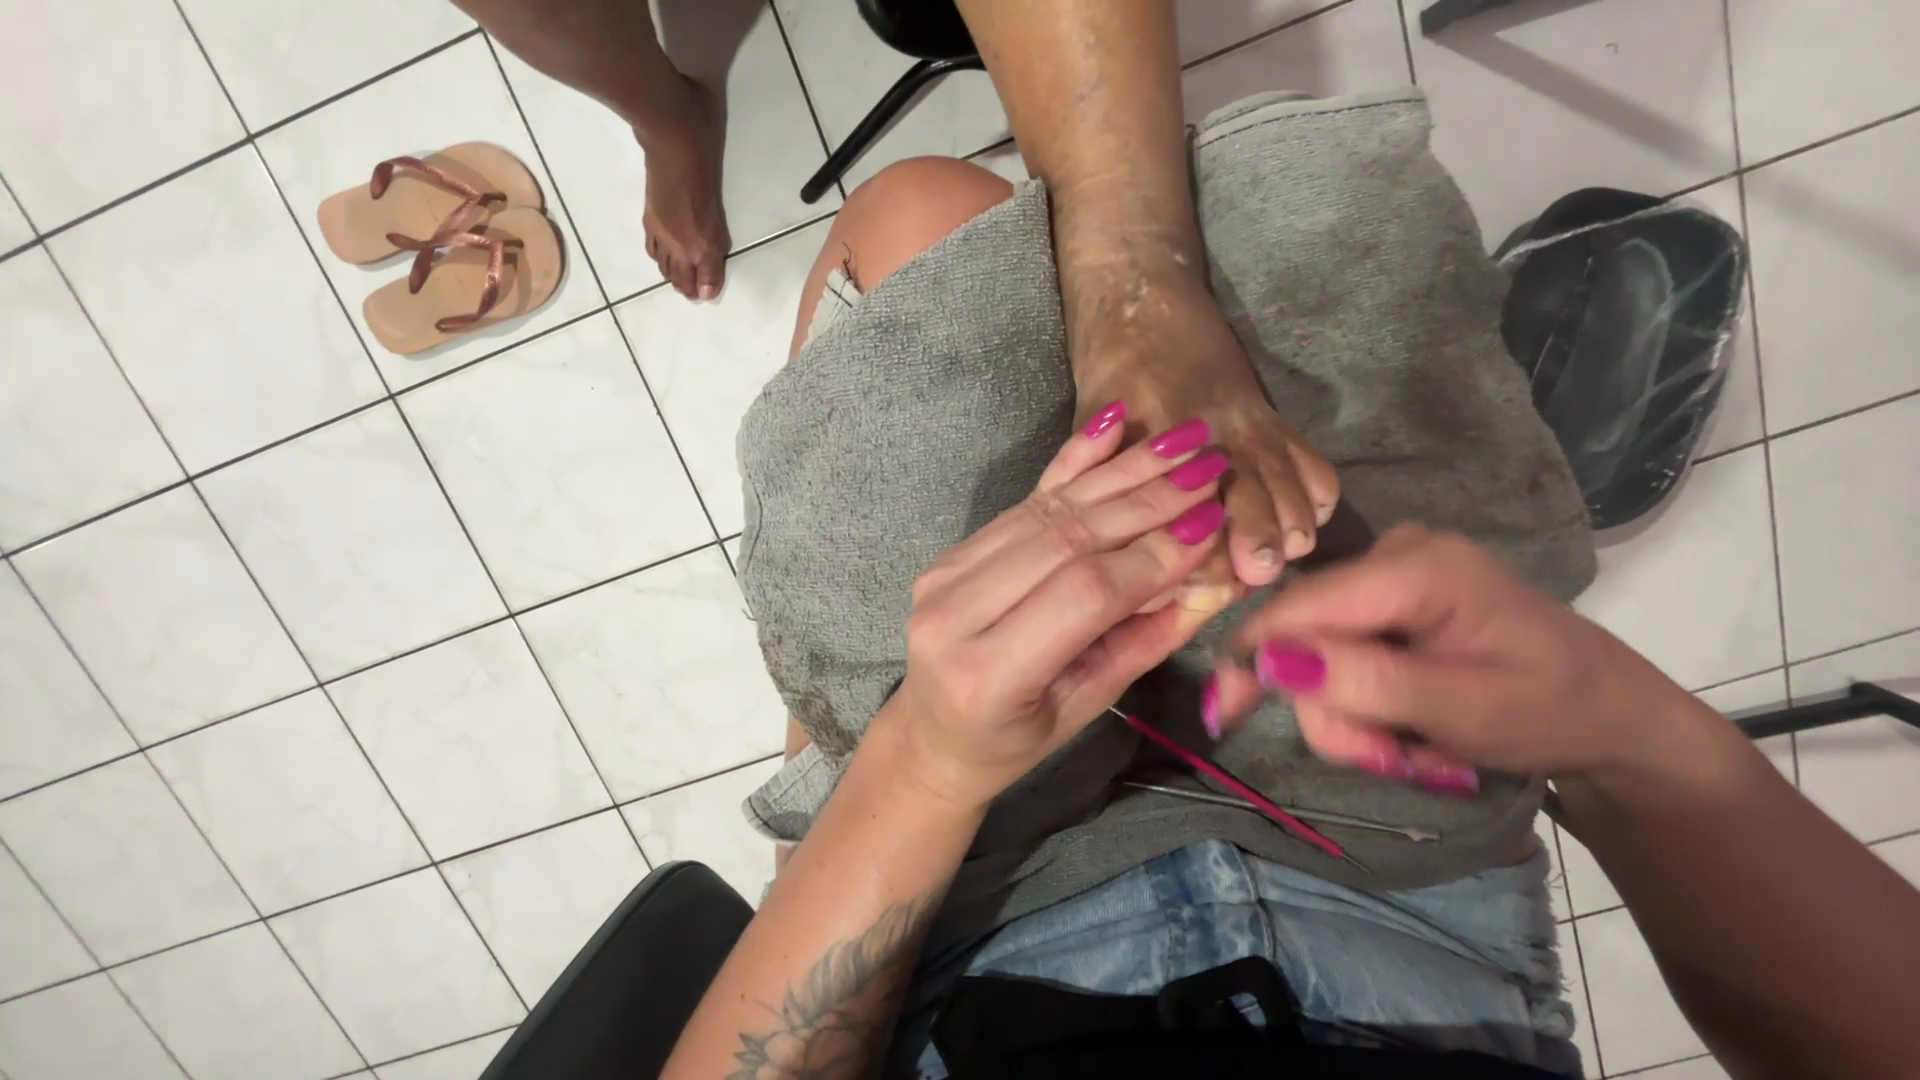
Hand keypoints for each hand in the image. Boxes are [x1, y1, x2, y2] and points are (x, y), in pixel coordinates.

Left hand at [882, 409, 1227, 810]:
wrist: (935, 732)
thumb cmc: (1015, 739)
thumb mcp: (1085, 706)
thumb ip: (1143, 639)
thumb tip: (1212, 579)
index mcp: (988, 673)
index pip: (1084, 594)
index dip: (1151, 556)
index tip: (1213, 523)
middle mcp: (955, 613)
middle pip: (1065, 539)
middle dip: (1147, 501)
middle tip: (1212, 469)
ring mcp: (945, 573)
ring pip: (1047, 512)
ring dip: (1121, 472)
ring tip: (1184, 441)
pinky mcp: (952, 551)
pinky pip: (1023, 501)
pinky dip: (1073, 462)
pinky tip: (1114, 424)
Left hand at [1074, 279, 1339, 592]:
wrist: (1145, 296)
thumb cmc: (1111, 363)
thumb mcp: (1091, 416)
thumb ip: (1102, 470)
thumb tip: (1121, 543)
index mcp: (1174, 436)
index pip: (1200, 514)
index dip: (1203, 561)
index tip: (1199, 592)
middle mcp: (1228, 433)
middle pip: (1262, 507)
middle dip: (1259, 552)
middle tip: (1253, 581)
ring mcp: (1259, 423)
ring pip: (1297, 491)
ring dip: (1290, 532)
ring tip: (1276, 563)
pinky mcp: (1277, 416)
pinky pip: (1314, 466)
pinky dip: (1313, 500)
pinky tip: (1296, 524)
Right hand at [1210, 524, 1706, 782]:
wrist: (1610, 712)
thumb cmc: (1552, 711)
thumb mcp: (1465, 711)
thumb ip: (1368, 683)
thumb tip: (1270, 661)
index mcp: (1417, 566)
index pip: (1300, 606)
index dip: (1252, 658)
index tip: (1221, 714)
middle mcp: (1392, 552)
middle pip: (1306, 635)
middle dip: (1334, 710)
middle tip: (1386, 760)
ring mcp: (1388, 571)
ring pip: (1317, 649)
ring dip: (1348, 713)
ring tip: (1406, 750)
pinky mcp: (1387, 595)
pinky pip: (1336, 647)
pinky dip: (1357, 697)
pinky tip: (1399, 719)